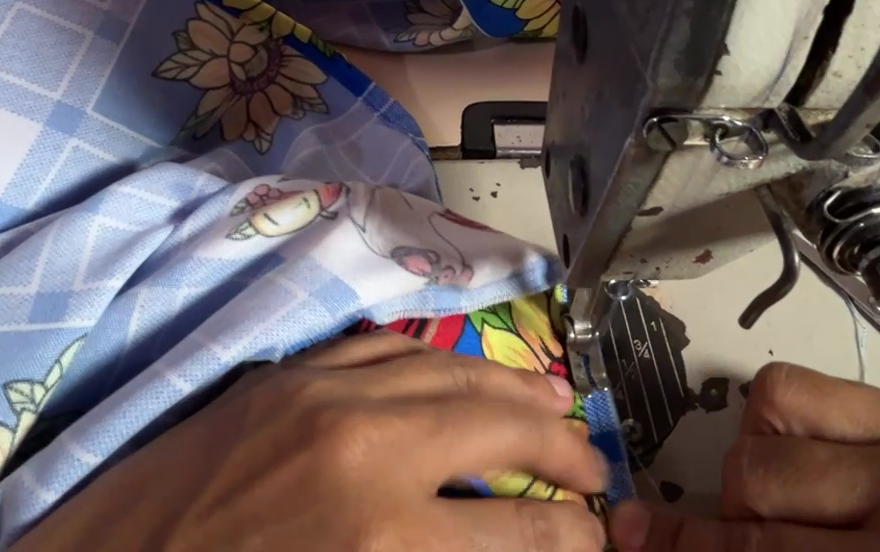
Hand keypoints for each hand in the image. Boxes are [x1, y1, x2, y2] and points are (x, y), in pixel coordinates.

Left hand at [16, 331, 608, 551]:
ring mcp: (323, 394)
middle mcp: (365, 449)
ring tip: (551, 401)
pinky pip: (386, 347)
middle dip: (559, 445)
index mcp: (380, 540)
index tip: (591, 537)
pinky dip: (437, 358)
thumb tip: (494, 543)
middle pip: (496, 424)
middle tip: (592, 463)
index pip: (514, 532)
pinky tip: (461, 369)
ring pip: (449, 368)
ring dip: (509, 384)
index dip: (568, 535)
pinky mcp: (288, 372)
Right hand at [611, 362, 879, 550]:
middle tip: (741, 539)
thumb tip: (689, 541)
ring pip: (773, 403)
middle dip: (728, 518)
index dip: (690, 548)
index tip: (640, 539)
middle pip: (755, 476)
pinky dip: (789, 425)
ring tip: (783, 504)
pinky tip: (813, 471)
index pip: (760, 545)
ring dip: (757, 460)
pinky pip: (815, 387)